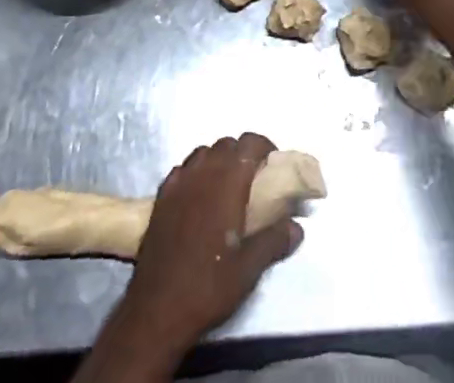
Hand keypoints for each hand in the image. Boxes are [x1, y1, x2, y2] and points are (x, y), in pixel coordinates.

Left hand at [117, 134, 301, 350]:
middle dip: (243, 154)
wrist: (157, 309)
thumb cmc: (209, 285)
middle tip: (255, 180)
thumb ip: (275, 240)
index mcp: (227, 182)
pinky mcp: (159, 199)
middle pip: (226, 144)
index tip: (274, 166)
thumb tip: (296, 228)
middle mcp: (201, 174)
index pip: (249, 143)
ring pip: (202, 154)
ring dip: (218, 161)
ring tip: (228, 189)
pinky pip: (182, 171)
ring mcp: (177, 185)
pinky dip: (195, 174)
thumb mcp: (251, 268)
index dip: (265, 147)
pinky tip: (199, 200)